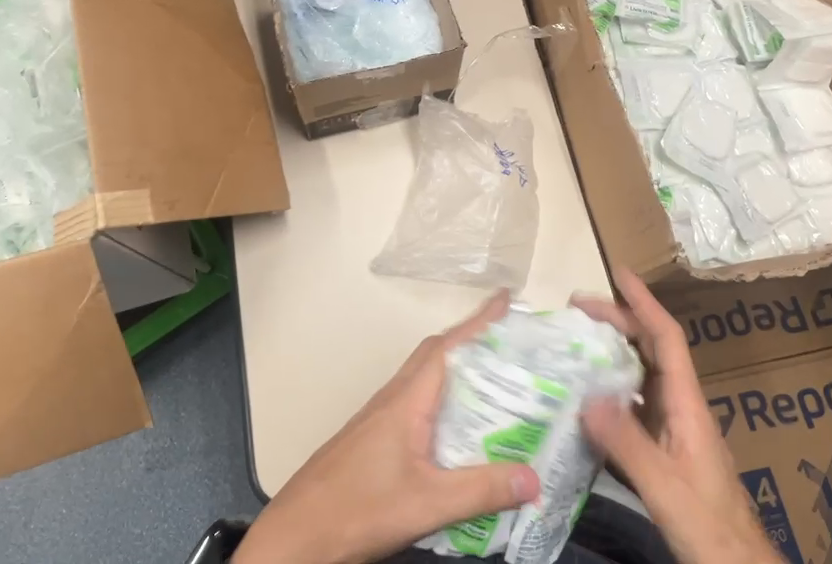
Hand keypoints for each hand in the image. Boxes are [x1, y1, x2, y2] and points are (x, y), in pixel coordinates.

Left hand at [234, 291, 540, 563]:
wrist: (298, 533)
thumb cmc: (357, 508)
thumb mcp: (427, 503)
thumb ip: (480, 490)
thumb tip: (532, 478)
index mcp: (406, 401)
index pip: (447, 348)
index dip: (477, 322)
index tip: (504, 299)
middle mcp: (394, 400)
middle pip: (436, 356)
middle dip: (473, 342)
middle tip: (510, 342)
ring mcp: (382, 419)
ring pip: (426, 381)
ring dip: (459, 372)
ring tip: (497, 382)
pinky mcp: (376, 440)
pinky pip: (418, 405)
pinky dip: (445, 402)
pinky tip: (461, 430)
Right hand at [573, 268, 781, 563]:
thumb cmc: (709, 526)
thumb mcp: (665, 487)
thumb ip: (627, 443)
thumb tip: (585, 394)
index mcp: (688, 406)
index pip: (667, 339)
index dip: (643, 302)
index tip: (618, 272)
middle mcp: (682, 408)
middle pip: (653, 349)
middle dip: (619, 319)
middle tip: (577, 306)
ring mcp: (676, 429)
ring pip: (644, 374)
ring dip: (614, 350)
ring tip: (576, 340)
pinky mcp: (666, 449)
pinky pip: (636, 403)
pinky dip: (611, 387)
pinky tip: (587, 396)